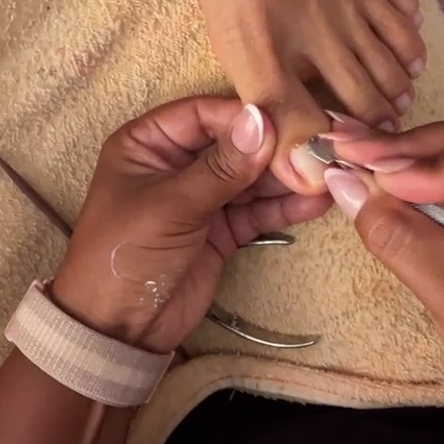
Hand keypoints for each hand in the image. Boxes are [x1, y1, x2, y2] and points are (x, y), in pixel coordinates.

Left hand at [51, 98, 333, 352]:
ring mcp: (201, 197)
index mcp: (147, 144)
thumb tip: (262, 121)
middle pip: (232, 143)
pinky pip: (256, 210)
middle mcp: (176, 162)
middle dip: (272, 146)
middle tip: (316, 145)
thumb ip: (220, 168)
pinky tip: (315, 203)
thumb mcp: (170, 206)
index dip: (243, 116)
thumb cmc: (125, 254)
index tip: (286, 119)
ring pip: (249, 176)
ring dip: (284, 176)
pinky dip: (283, 207)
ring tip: (324, 174)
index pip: (202, 114)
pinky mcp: (221, 230)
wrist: (118, 330)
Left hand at [90, 0, 427, 198]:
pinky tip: (410, 52)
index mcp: (252, 45)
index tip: (332, 166)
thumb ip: (250, 48)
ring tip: (395, 109)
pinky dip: (407, 36)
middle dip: (365, 128)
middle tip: (374, 145)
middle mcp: (307, 26)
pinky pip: (400, 7)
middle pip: (356, 96)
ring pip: (384, 57)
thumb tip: (280, 95)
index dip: (321, 151)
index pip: (303, 124)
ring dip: (391, 88)